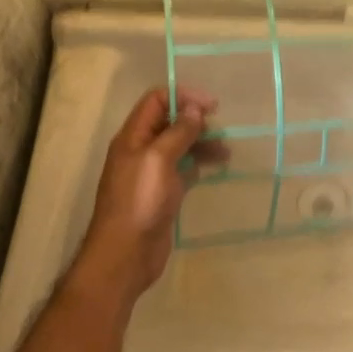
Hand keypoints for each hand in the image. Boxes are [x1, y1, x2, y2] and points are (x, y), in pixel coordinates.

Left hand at [71, 86, 219, 300]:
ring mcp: (152, 174)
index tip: (212, 106)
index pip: (156, 101)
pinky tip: (217, 168)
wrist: (126, 254)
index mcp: (133, 136)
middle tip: (221, 130)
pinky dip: (199, 165)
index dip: (183, 97)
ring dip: (202, 143)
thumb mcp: (158, 159)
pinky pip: (183, 170)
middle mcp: (141, 150)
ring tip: (227, 151)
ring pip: (179, 147)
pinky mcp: (163, 194)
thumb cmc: (139, 201)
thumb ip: (178, 131)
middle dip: (195, 120)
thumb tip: (195, 109)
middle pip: (169, 122)